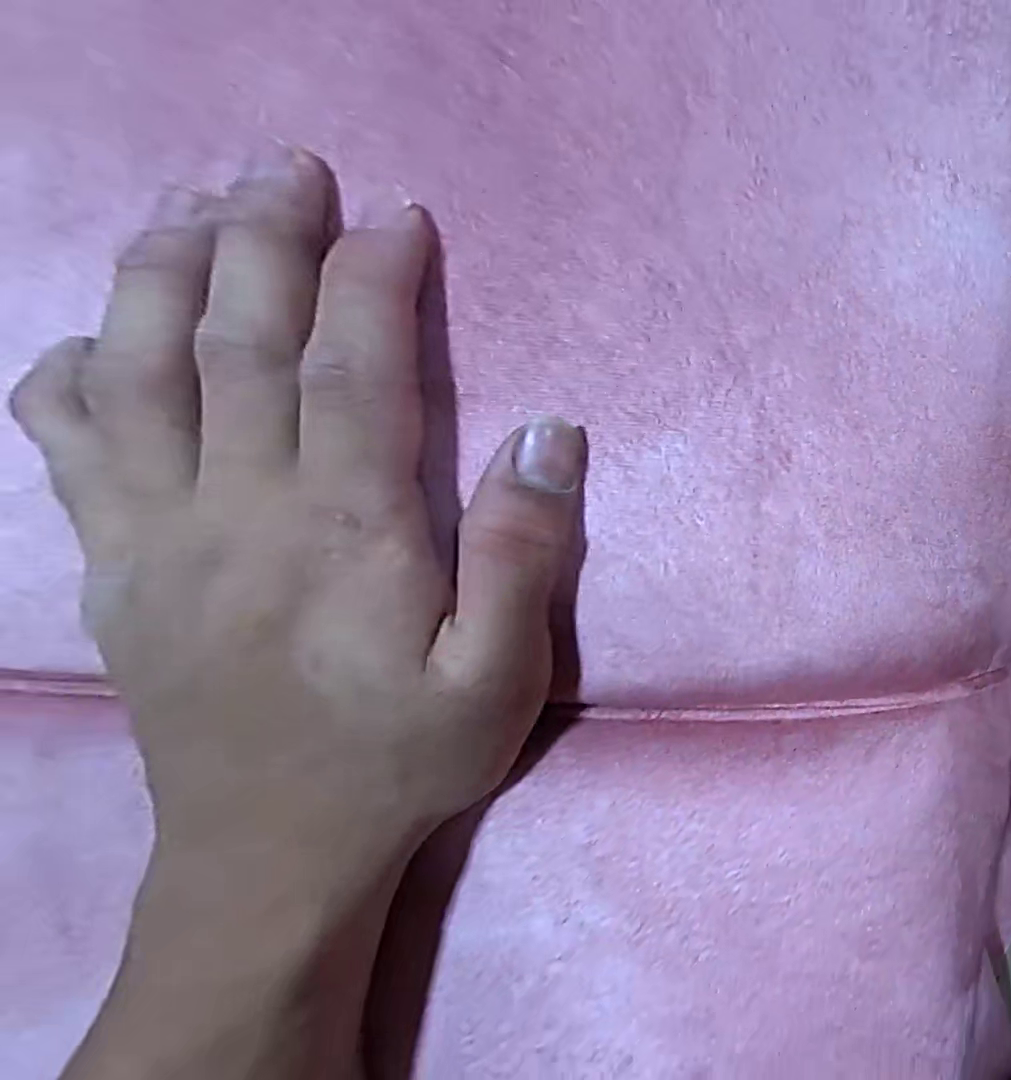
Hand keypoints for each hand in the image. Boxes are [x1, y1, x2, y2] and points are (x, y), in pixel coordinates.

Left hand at [10, 145, 582, 907]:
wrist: (277, 852)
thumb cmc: (412, 753)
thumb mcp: (505, 668)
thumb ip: (525, 551)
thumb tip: (549, 434)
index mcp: (343, 530)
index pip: (350, 370)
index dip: (373, 283)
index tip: (400, 218)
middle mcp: (237, 511)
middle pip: (233, 344)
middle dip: (261, 239)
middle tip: (286, 164)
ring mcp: (159, 536)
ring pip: (134, 370)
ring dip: (160, 270)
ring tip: (193, 202)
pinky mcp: (123, 568)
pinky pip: (71, 442)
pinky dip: (76, 365)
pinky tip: (97, 332)